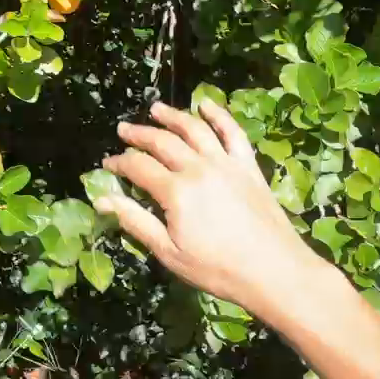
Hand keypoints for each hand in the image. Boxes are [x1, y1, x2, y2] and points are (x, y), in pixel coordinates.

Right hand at [97, 100, 330, 316]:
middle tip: (123, 129)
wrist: (276, 273)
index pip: (138, 167)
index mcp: (176, 191)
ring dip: (172, 116)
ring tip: (155, 109)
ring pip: (194, 129)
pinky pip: (233, 133)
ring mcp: (226, 164)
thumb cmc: (218, 269)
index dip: (119, 163)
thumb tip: (103, 199)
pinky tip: (206, 105)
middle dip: (139, 134)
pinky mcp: (248, 167)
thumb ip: (135, 221)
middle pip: (162, 142)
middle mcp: (199, 168)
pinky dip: (219, 115)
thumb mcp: (169, 252)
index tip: (108, 164)